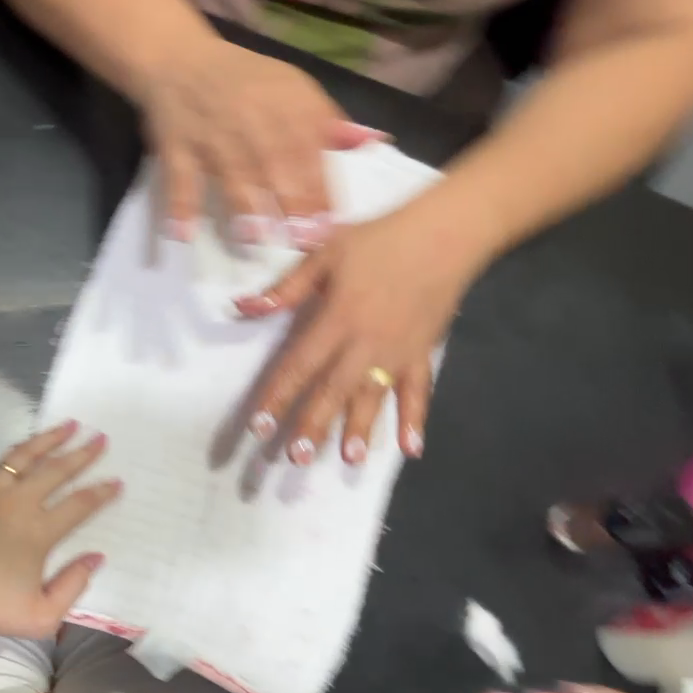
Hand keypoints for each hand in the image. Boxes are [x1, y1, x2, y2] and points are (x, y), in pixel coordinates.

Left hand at [0, 396, 120, 643]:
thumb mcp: (41, 615)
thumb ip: (73, 586)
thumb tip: (95, 557)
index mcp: (39, 531)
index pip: (80, 504)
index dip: (102, 492)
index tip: (117, 482)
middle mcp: (17, 502)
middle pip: (57, 471)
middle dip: (82, 454)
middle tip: (100, 439)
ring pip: (22, 455)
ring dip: (46, 438)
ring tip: (66, 425)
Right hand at [134, 29, 384, 248]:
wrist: (181, 61)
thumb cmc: (244, 81)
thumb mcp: (294, 87)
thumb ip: (328, 120)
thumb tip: (372, 143)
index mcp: (289, 109)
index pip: (312, 156)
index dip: (321, 194)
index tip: (331, 229)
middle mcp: (254, 124)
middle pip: (277, 168)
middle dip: (292, 205)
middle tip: (302, 243)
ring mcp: (213, 138)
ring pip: (232, 175)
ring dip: (244, 208)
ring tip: (255, 240)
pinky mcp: (177, 149)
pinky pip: (179, 181)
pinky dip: (178, 207)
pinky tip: (182, 235)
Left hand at [235, 204, 484, 463]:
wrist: (449, 232)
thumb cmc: (380, 240)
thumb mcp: (325, 254)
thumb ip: (285, 288)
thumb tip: (242, 307)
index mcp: (336, 319)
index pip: (299, 366)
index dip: (276, 397)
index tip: (258, 426)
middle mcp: (366, 343)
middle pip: (334, 390)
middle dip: (314, 425)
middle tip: (296, 458)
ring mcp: (398, 351)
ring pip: (374, 397)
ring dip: (360, 429)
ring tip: (348, 460)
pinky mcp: (424, 352)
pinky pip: (419, 391)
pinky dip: (415, 418)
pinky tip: (411, 449)